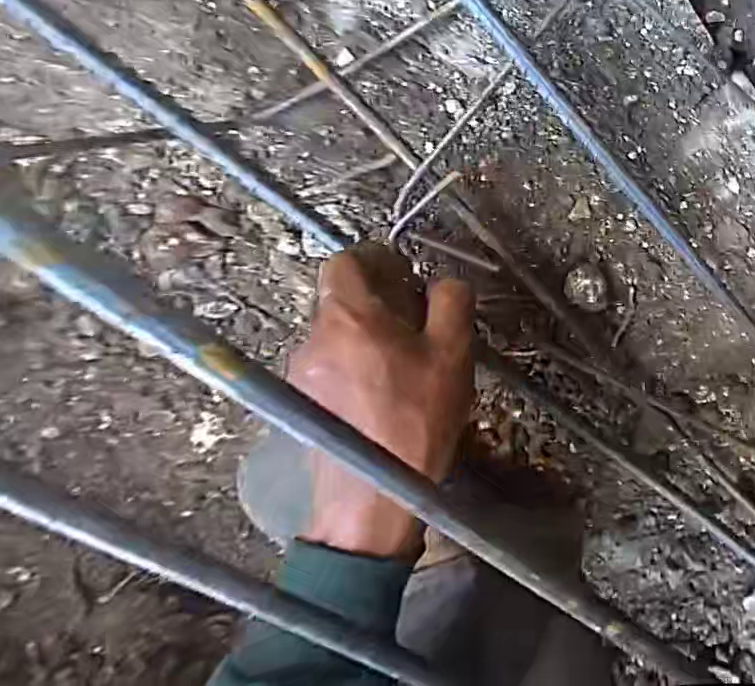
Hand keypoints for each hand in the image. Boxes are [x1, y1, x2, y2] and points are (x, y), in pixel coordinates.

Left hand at [289, 244, 473, 557]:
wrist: (375, 496)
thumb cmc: (417, 417)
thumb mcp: (453, 350)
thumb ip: (452, 301)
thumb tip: (445, 282)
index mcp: (348, 319)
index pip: (344, 262)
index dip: (377, 258)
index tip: (408, 274)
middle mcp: (313, 340)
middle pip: (343, 298)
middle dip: (384, 298)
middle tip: (423, 320)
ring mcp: (302, 373)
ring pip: (340, 331)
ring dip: (373, 331)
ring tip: (413, 358)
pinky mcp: (301, 401)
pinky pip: (333, 361)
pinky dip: (361, 359)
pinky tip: (392, 387)